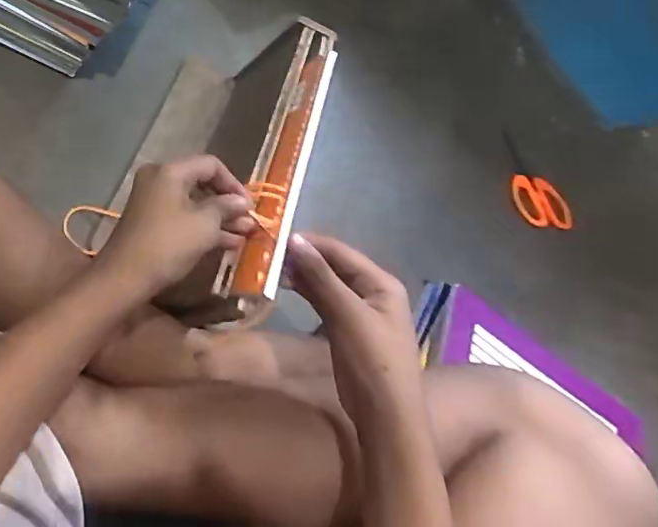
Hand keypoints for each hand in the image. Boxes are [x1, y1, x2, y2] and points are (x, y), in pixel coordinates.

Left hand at [96, 156, 255, 295]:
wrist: (123, 278)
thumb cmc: (167, 245)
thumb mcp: (204, 226)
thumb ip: (225, 208)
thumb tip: (241, 201)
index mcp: (170, 171)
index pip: (210, 165)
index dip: (233, 183)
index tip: (249, 205)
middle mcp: (159, 178)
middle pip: (201, 182)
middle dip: (227, 203)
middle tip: (248, 221)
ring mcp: (152, 199)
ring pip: (193, 202)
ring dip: (218, 217)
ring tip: (243, 235)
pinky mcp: (150, 220)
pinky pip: (182, 215)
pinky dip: (202, 225)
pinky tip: (226, 242)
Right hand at [285, 234, 424, 426]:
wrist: (386, 420)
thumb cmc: (373, 361)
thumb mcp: (348, 314)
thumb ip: (321, 276)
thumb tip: (294, 239)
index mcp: (381, 283)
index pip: (341, 252)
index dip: (311, 243)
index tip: (277, 236)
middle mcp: (373, 291)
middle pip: (334, 265)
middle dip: (305, 257)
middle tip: (271, 251)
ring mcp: (360, 311)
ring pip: (327, 283)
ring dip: (303, 274)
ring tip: (273, 265)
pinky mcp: (347, 329)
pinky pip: (325, 301)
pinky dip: (307, 292)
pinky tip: (287, 286)